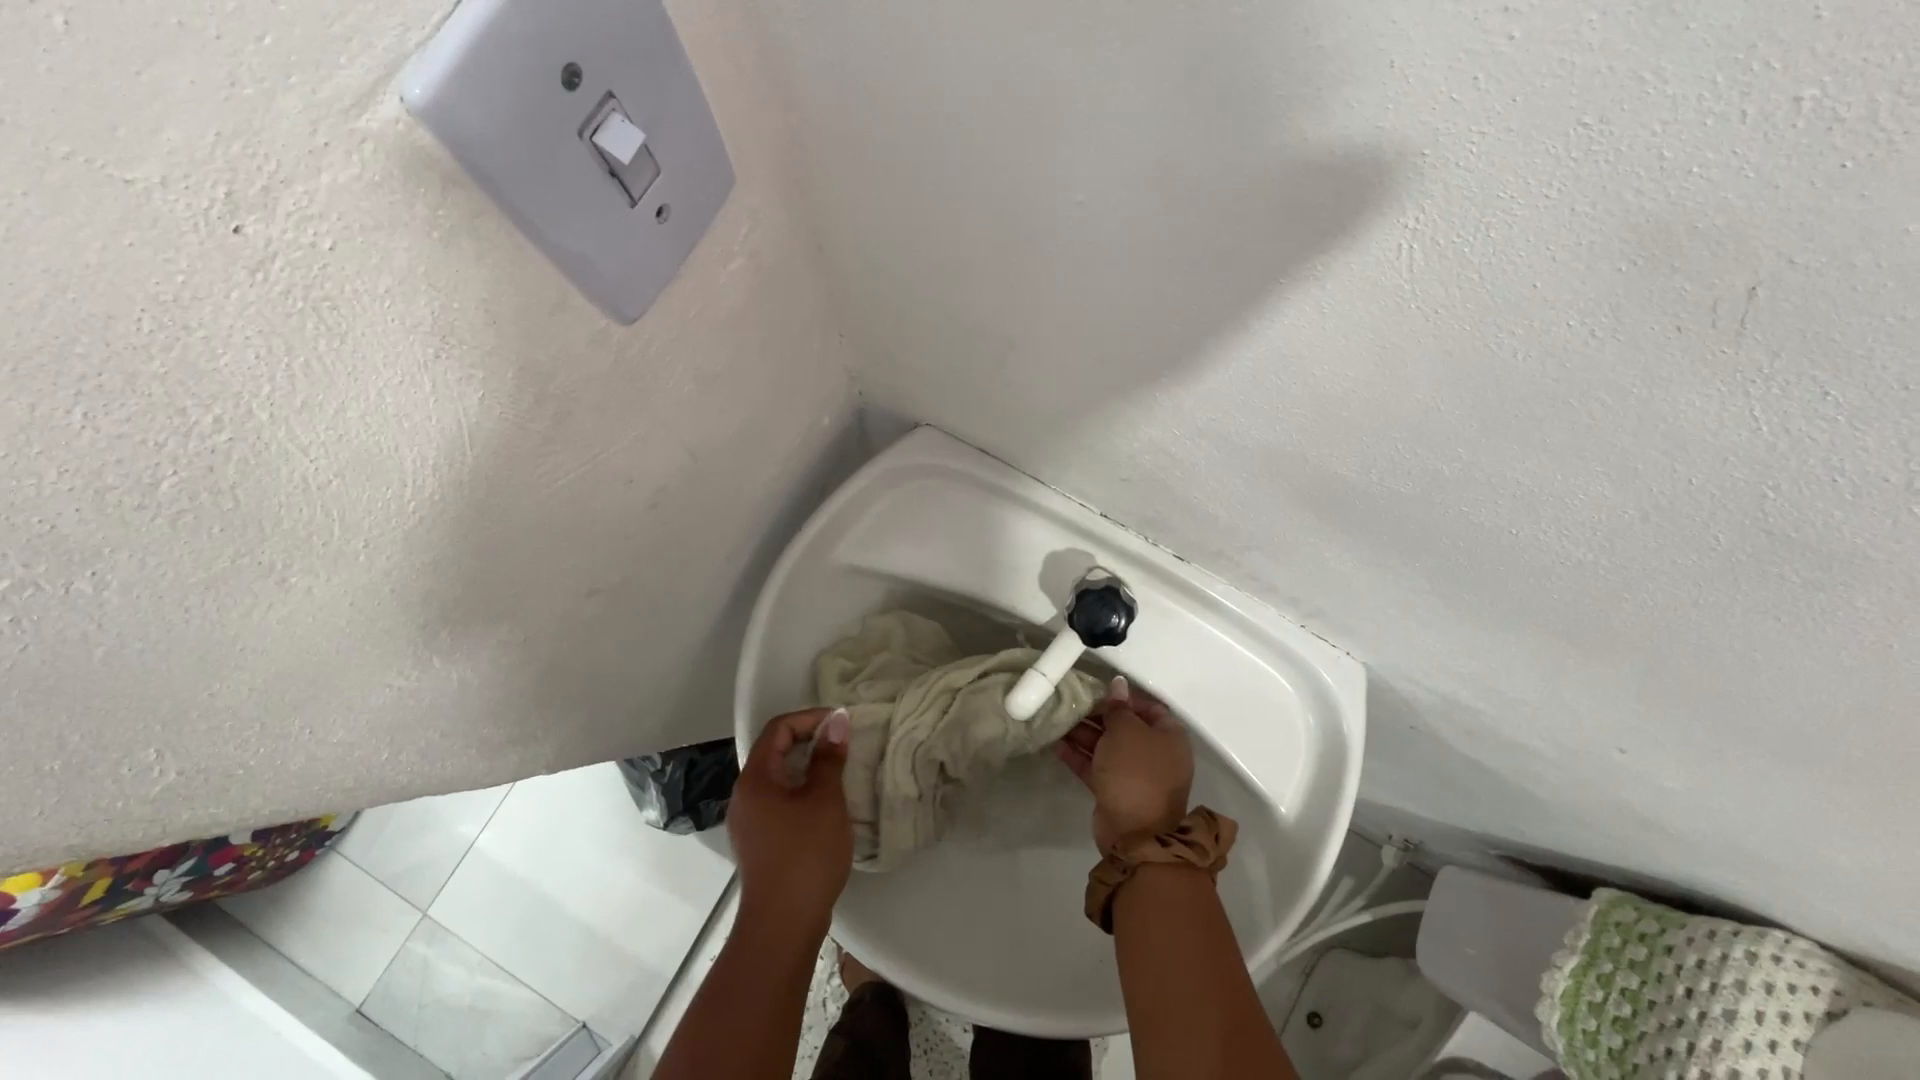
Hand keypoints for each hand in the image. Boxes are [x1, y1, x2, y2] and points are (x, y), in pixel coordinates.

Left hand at [730, 707, 853, 933]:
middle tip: (846, 745)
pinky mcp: (760, 843)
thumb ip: (829, 759)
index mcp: (755, 779)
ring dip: (809, 769)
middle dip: (811, 742)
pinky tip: (828, 807)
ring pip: (779, 780)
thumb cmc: (805, 855)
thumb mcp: (825, 801)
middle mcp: (745, 796)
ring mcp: (749, 822)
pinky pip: (780, 803)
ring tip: (842, 772)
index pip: (778, 729)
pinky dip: (803, 793)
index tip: (843, 724)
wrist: (783, 924)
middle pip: (775, 752)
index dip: (811, 718)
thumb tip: (837, 722)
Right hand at [1055, 677, 1193, 851]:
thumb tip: (1118, 684)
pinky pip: (1097, 766)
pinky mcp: (1115, 790)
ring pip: (1107, 747)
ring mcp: (1135, 774)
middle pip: (1125, 727)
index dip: (1123, 697)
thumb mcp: (1126, 731)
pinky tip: (1056, 743)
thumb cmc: (1136, 772)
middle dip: (1098, 716)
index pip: (1148, 707)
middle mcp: (1155, 753)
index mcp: (1169, 737)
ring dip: (1083, 734)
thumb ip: (1118, 707)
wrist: (1134, 832)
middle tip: (1070, 704)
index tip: (1097, 690)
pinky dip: (1079, 755)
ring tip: (1057, 720)